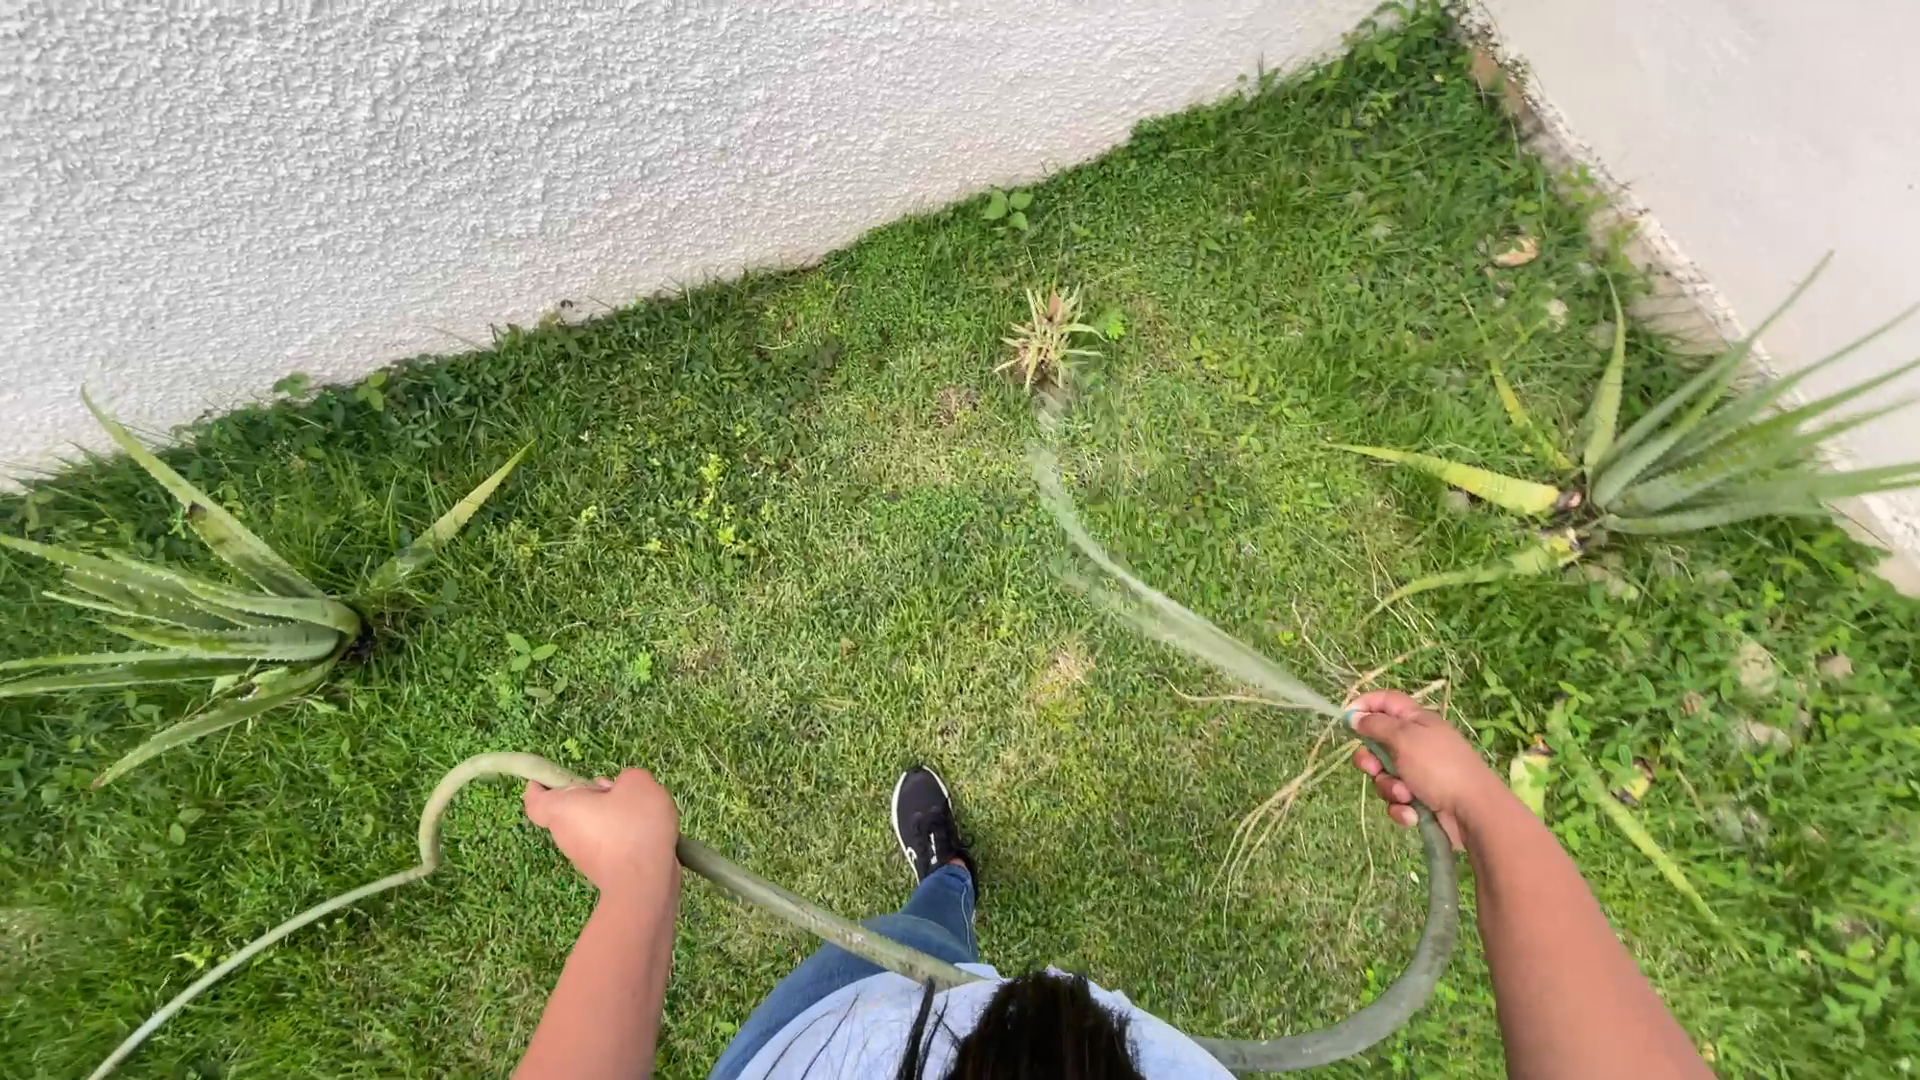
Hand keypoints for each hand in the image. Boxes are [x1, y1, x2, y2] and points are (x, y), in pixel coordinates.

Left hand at [524, 768, 680, 897]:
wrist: (644, 881)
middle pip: (571, 809)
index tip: (552, 777)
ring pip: (592, 825)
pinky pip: (609, 842)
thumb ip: (627, 777)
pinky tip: (648, 830)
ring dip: (612, 815)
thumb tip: (620, 789)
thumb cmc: (633, 826)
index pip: (536, 799)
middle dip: (593, 797)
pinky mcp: (603, 868)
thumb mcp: (638, 783)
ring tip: (642, 810)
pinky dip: (624, 834)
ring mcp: (583, 855)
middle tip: (617, 789)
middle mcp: (565, 834)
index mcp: (562, 810)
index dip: (540, 785)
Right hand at [1348, 689, 1508, 848]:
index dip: (1365, 704)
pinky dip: (1400, 806)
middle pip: (1377, 743)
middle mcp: (1417, 744)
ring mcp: (1419, 773)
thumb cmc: (1439, 767)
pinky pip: (1396, 798)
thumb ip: (1375, 725)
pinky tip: (1412, 812)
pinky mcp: (1421, 798)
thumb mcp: (1404, 738)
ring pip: (1383, 774)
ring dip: (1388, 786)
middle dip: (1369, 759)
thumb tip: (1355, 716)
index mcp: (1416, 722)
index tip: (1348, 719)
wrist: (1475, 813)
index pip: (1386, 701)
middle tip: (1372, 767)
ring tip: (1404, 795)